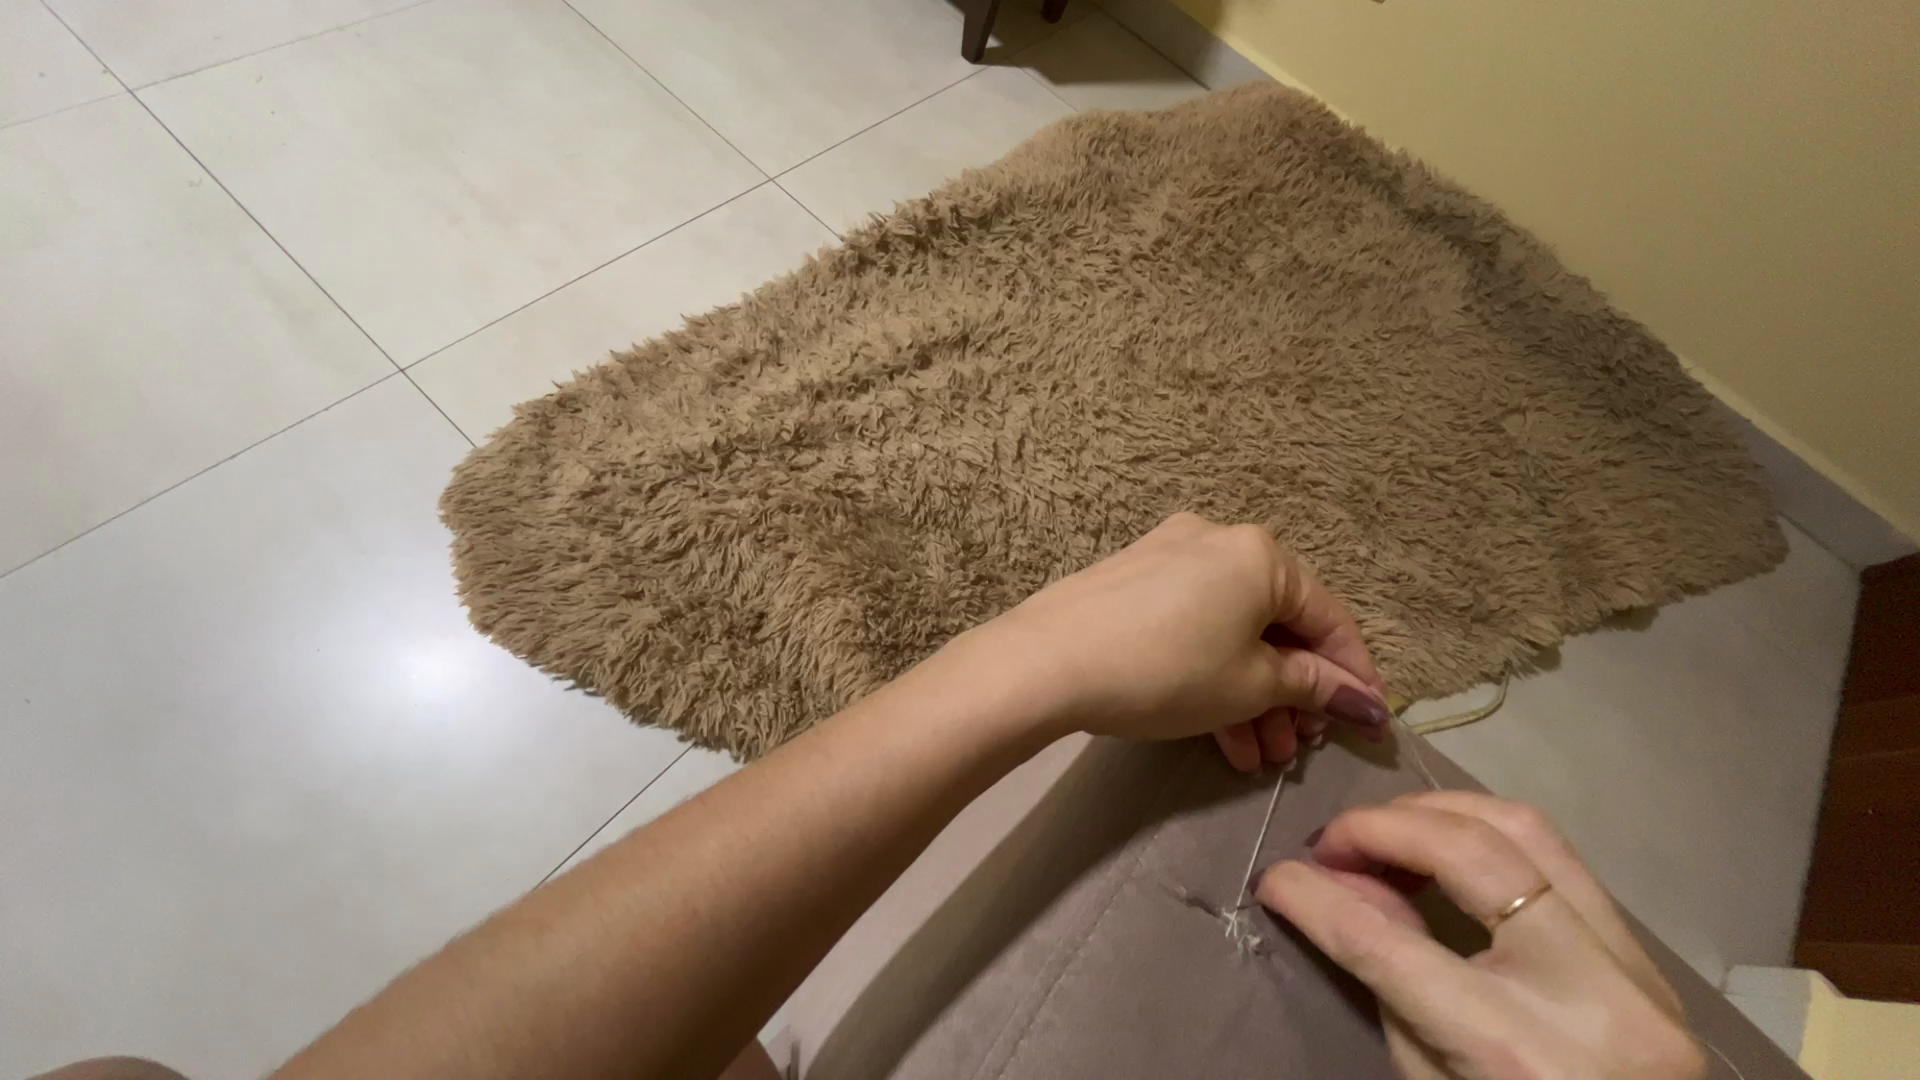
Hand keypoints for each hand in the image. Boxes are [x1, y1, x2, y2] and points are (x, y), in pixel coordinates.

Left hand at [964, 512, 1390, 762]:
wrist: (1047, 660)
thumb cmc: (1167, 670)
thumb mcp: (1250, 686)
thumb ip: (1312, 687)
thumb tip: (1363, 701)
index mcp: (1259, 554)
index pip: (1327, 617)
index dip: (1353, 675)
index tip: (1366, 724)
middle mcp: (1216, 541)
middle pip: (1273, 625)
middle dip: (1289, 696)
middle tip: (1293, 751)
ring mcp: (1167, 557)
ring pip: (1229, 631)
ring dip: (1248, 695)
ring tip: (1254, 756)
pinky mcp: (1130, 580)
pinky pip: (1189, 626)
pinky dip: (1208, 672)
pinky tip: (1215, 733)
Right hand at [1256, 793, 1706, 1079]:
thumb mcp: (1426, 1078)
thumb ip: (1385, 975)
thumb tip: (1342, 882)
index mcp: (1518, 1054)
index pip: (1384, 942)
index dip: (1311, 896)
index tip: (1271, 875)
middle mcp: (1589, 997)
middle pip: (1465, 852)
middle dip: (1375, 829)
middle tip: (1329, 845)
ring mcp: (1637, 971)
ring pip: (1521, 826)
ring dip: (1432, 811)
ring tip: (1383, 831)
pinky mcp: (1648, 956)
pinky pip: (1558, 854)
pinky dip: (1482, 830)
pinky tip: (1442, 845)